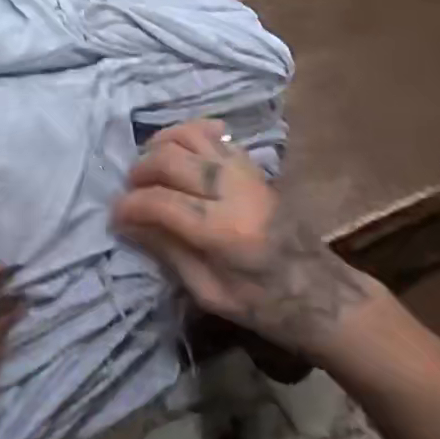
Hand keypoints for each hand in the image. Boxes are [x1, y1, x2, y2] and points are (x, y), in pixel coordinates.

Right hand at [112, 118, 380, 357]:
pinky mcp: (252, 165)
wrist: (324, 295)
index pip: (159, 202)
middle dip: (138, 173)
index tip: (115, 218)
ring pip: (188, 135)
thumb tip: (128, 223)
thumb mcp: (208, 293)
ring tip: (149, 169)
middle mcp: (235, 191)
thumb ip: (166, 250)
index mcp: (224, 231)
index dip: (128, 207)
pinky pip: (211, 133)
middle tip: (131, 193)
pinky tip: (176, 153)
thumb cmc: (264, 305)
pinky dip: (186, 135)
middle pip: (168, 159)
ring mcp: (246, 172)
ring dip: (158, 148)